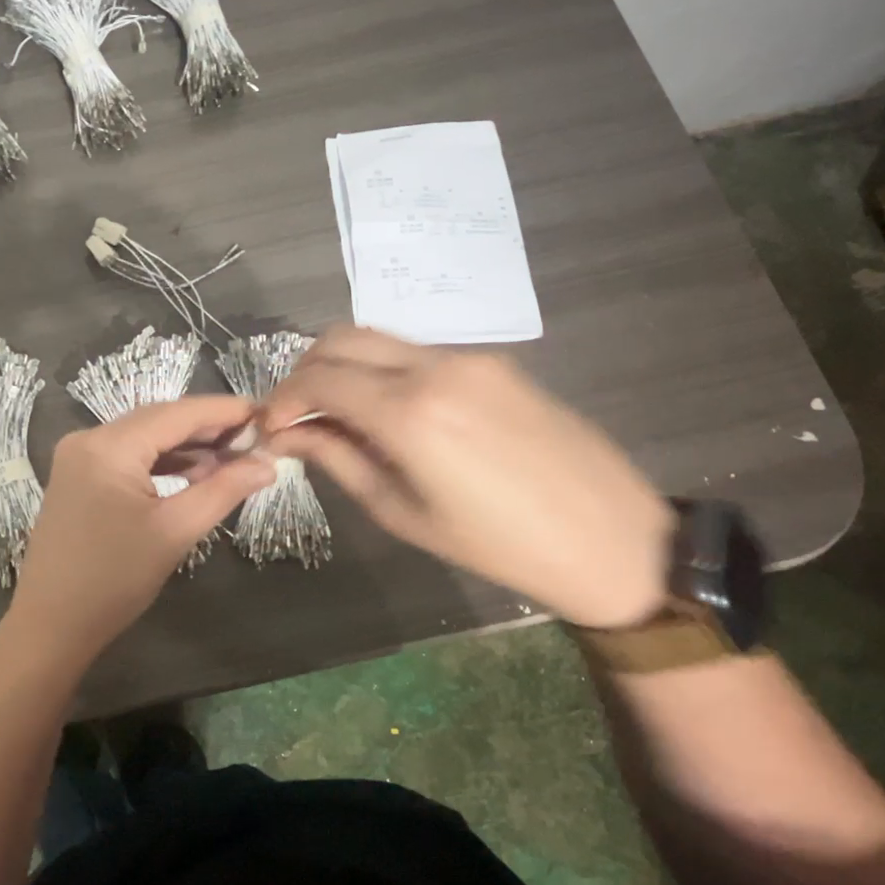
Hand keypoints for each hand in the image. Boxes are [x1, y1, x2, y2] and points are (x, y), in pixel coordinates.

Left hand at [5, 396, 275, 662]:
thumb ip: (224, 490)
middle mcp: (87, 439)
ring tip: (235, 458)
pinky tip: (195, 473)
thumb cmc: (114, 579)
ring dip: (186, 446)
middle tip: (258, 439)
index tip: (268, 414)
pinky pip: (126, 457)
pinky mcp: (77, 478)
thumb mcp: (175, 531)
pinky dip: (161, 462)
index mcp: (108, 446)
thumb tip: (269, 463)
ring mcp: (77, 458)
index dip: (225, 411)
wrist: (52, 622)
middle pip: (158, 420)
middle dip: (207, 427)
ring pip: (142, 438)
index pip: (176, 413)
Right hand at [260, 326, 672, 627]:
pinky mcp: (495, 365)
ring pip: (378, 340)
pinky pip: (416, 354)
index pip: (318, 379)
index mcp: (409, 413)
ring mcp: (470, 360)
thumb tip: (285, 437)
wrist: (614, 540)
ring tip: (336, 419)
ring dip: (342, 368)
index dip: (281, 401)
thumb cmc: (498, 545)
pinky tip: (387, 416)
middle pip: (341, 339)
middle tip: (295, 418)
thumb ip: (338, 460)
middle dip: (304, 373)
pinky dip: (382, 373)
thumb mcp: (402, 512)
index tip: (270, 431)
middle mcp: (435, 368)